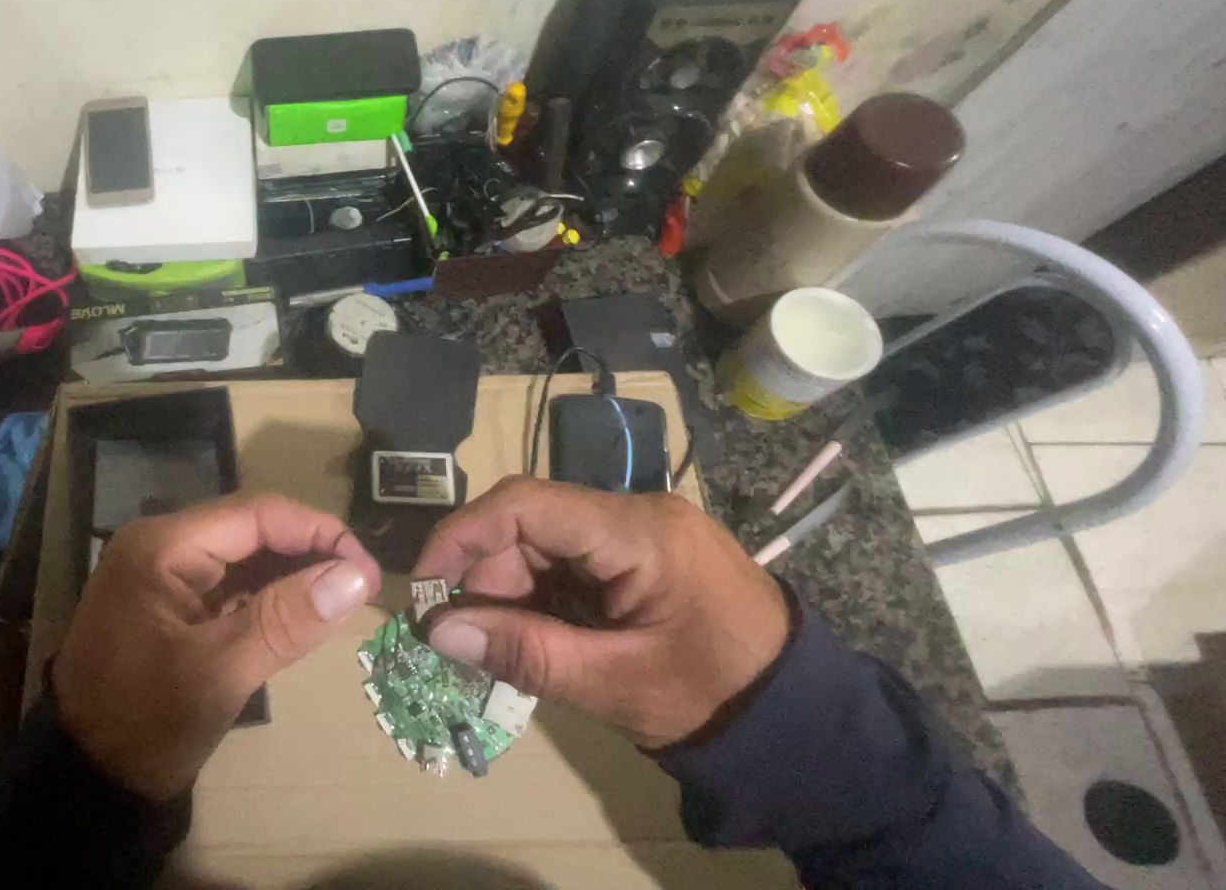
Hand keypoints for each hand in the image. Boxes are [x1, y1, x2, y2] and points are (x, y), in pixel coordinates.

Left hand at [52, 493, 381, 798]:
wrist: (86, 782)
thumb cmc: (145, 723)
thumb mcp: (219, 672)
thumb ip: (286, 619)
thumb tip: (356, 576)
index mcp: (162, 546)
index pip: (254, 514)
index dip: (316, 530)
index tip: (365, 565)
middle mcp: (162, 545)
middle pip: (250, 528)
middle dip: (308, 549)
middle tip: (361, 583)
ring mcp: (165, 573)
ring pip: (244, 555)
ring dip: (292, 571)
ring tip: (342, 595)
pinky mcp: (173, 602)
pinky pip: (230, 583)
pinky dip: (268, 594)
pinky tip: (303, 609)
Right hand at [413, 476, 790, 748]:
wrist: (804, 725)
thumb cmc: (716, 701)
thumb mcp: (616, 684)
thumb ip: (526, 653)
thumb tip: (437, 630)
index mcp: (638, 532)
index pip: (525, 504)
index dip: (462, 536)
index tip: (424, 587)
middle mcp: (634, 514)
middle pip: (529, 524)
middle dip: (484, 577)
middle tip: (460, 635)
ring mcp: (637, 531)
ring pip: (542, 542)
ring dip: (508, 590)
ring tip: (496, 645)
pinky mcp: (638, 554)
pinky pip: (567, 561)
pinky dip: (538, 596)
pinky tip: (530, 634)